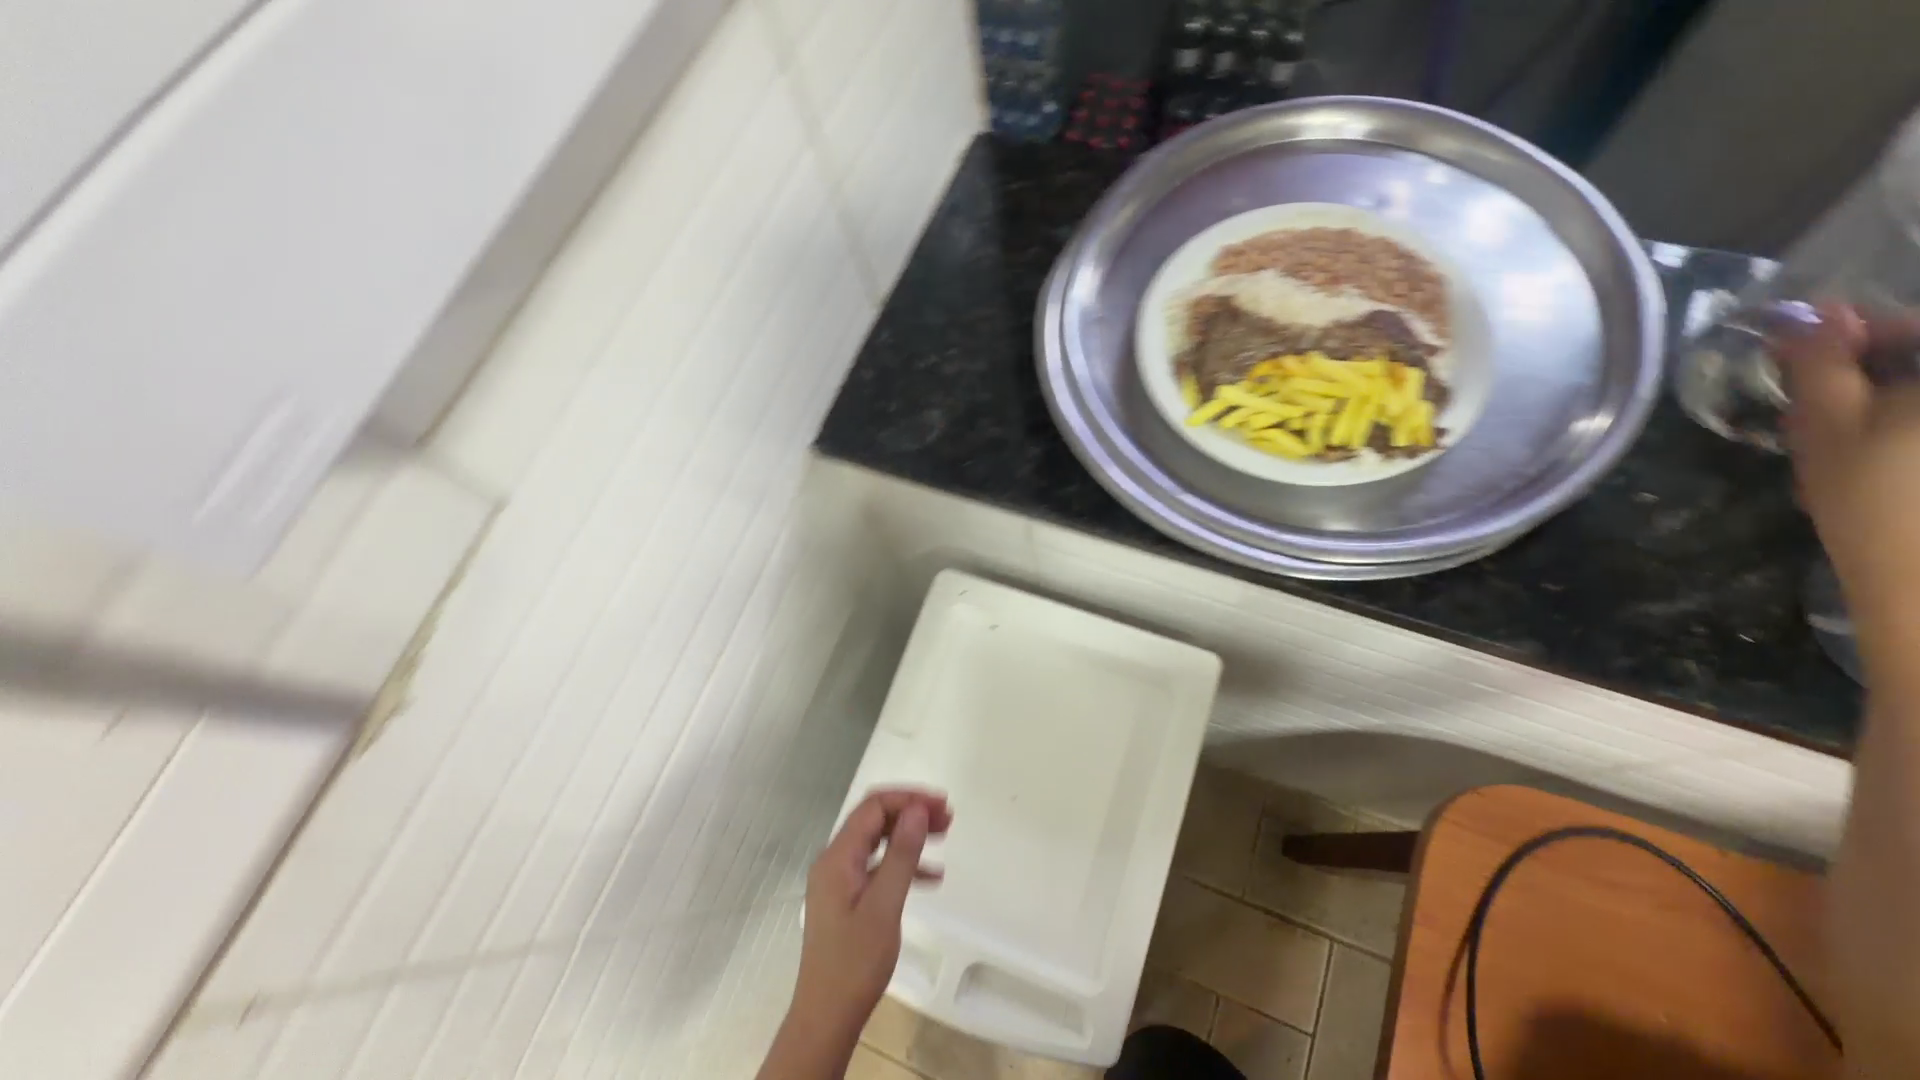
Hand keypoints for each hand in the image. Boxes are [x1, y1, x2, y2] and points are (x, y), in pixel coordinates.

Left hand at [793, 789, 951, 1039]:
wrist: (827, 1015)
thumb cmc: (855, 962)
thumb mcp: (885, 905)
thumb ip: (901, 855)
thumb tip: (917, 811)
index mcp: (837, 858)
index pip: (872, 808)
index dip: (908, 799)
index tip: (942, 806)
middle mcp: (834, 862)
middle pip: (874, 821)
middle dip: (910, 813)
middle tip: (948, 820)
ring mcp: (839, 882)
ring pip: (877, 843)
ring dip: (909, 837)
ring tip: (945, 838)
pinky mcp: (847, 901)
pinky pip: (877, 869)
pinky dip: (903, 865)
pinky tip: (931, 878)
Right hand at [1777, 302, 1919, 660]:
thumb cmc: (1874, 498)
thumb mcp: (1826, 421)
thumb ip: (1817, 359)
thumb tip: (1806, 310)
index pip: (1907, 327)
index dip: (1849, 342)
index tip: (1800, 373)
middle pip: (1911, 370)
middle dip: (1863, 388)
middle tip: (1809, 425)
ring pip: (1909, 410)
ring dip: (1878, 421)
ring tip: (1835, 461)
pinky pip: (1910, 448)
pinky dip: (1899, 452)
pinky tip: (1874, 479)